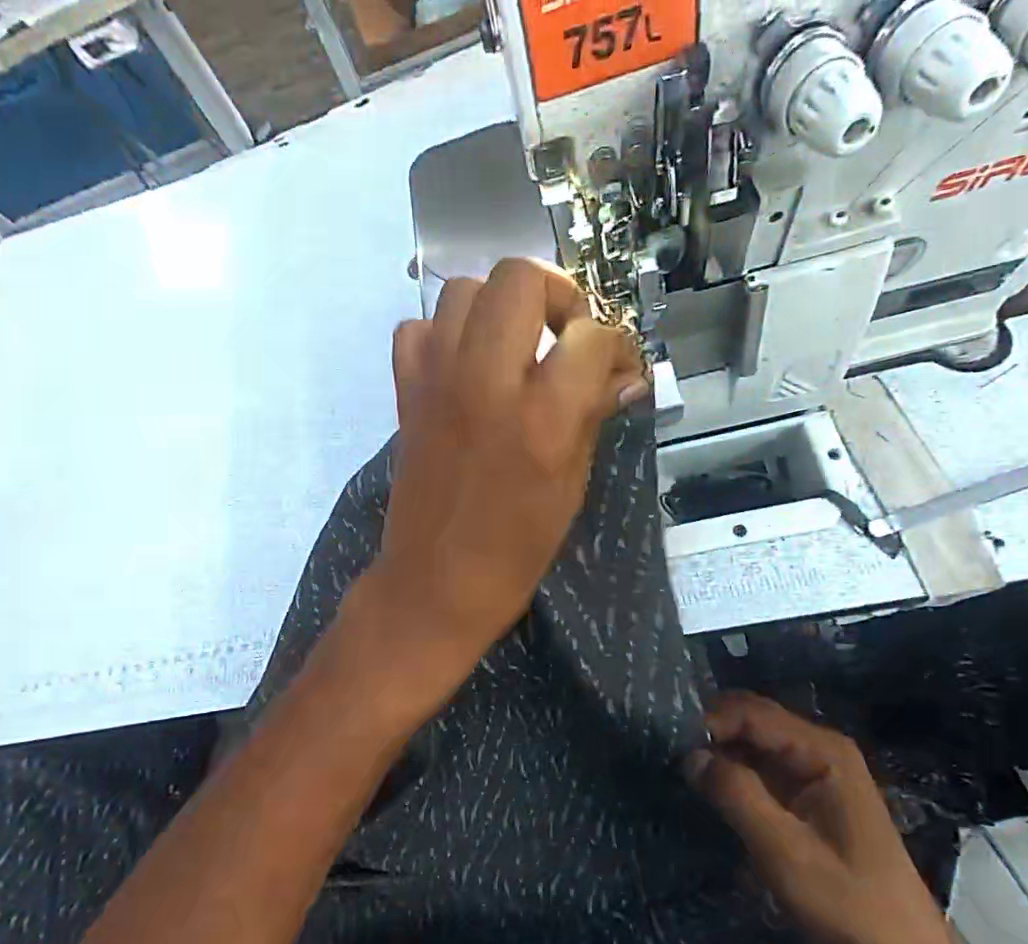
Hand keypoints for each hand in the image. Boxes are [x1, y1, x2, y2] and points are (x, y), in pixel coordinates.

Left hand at [369, 258, 646, 658]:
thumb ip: (595, 414)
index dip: (613, 343)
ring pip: (464, 289)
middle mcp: (486, 381)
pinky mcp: (406, 389)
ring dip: (500, 306)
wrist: (438, 580)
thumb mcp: (574, 483)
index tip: (616, 363)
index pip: (589, 337)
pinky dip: (447, 334)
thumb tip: (621, 375)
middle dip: (556, 294)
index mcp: (543, 417)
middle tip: (566, 334)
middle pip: (519, 278)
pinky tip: (468, 367)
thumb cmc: (519, 546)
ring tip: (518, 346)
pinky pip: (420, 327)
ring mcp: (438, 379)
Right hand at [685, 691, 952, 943]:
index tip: (667, 741)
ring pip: (760, 747)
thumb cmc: (847, 903)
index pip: (755, 714)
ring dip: (724, 754)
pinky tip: (712, 790)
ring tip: (680, 768)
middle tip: (667, 751)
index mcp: (823, 751)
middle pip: (758, 722)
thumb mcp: (784, 852)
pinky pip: (768, 773)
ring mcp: (820, 774)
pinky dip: (739, 776)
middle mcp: (822, 750)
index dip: (711, 720)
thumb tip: (691, 755)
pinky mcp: (815, 799)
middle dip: (715, 732)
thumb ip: (737, 796)